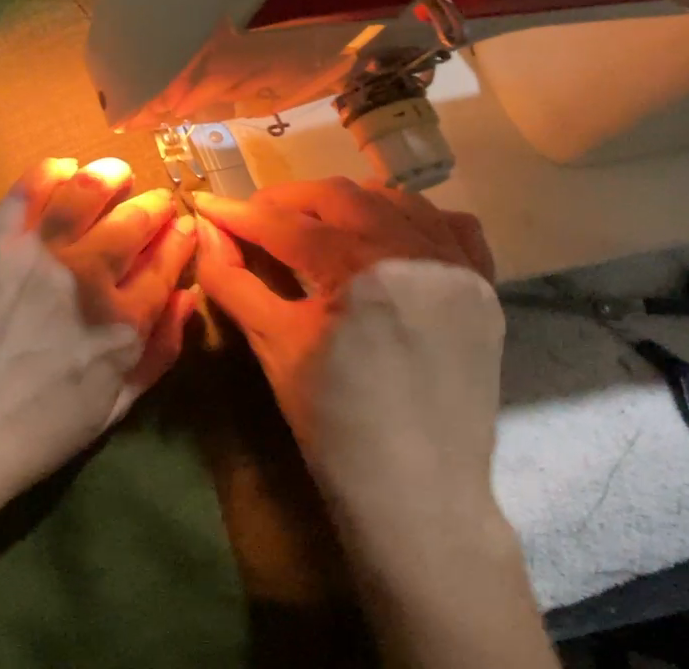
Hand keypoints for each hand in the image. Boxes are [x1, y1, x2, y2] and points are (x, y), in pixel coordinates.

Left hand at [0, 158, 198, 509]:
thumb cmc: (40, 428)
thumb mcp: (117, 406)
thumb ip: (160, 351)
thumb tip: (188, 297)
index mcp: (125, 323)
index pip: (167, 261)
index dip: (179, 239)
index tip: (181, 227)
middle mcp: (88, 278)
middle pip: (133, 220)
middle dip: (152, 205)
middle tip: (150, 201)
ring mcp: (38, 255)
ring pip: (85, 193)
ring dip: (107, 176)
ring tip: (113, 172)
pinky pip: (26, 191)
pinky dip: (49, 171)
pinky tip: (61, 167)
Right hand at [191, 178, 500, 513]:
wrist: (414, 490)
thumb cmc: (332, 418)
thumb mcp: (270, 342)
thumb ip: (232, 278)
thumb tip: (205, 231)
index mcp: (362, 269)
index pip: (286, 224)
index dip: (239, 214)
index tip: (206, 205)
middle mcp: (418, 253)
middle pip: (341, 198)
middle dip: (289, 201)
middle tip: (253, 218)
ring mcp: (459, 269)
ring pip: (396, 202)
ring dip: (347, 203)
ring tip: (313, 224)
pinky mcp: (482, 291)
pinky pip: (452, 229)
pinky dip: (413, 219)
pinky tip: (386, 236)